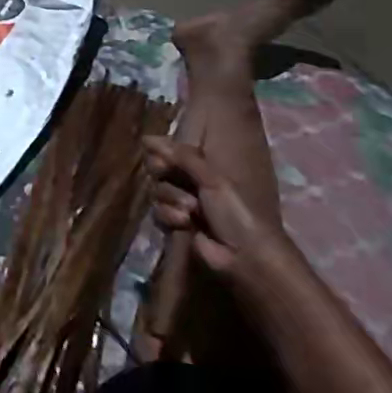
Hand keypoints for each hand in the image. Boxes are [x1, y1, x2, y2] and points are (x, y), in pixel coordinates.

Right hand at [144, 136, 296, 279]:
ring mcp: (180, 205)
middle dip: (166, 181)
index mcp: (201, 170)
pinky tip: (184, 223)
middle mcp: (189, 184)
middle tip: (179, 188)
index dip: (161, 157)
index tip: (162, 163)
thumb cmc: (235, 211)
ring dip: (172, 201)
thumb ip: (181, 156)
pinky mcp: (174, 225)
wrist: (244, 254)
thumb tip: (147, 137)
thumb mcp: (212, 178)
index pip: (168, 154)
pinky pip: (158, 213)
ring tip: (190, 213)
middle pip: (158, 172)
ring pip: (158, 193)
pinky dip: (170, 217)